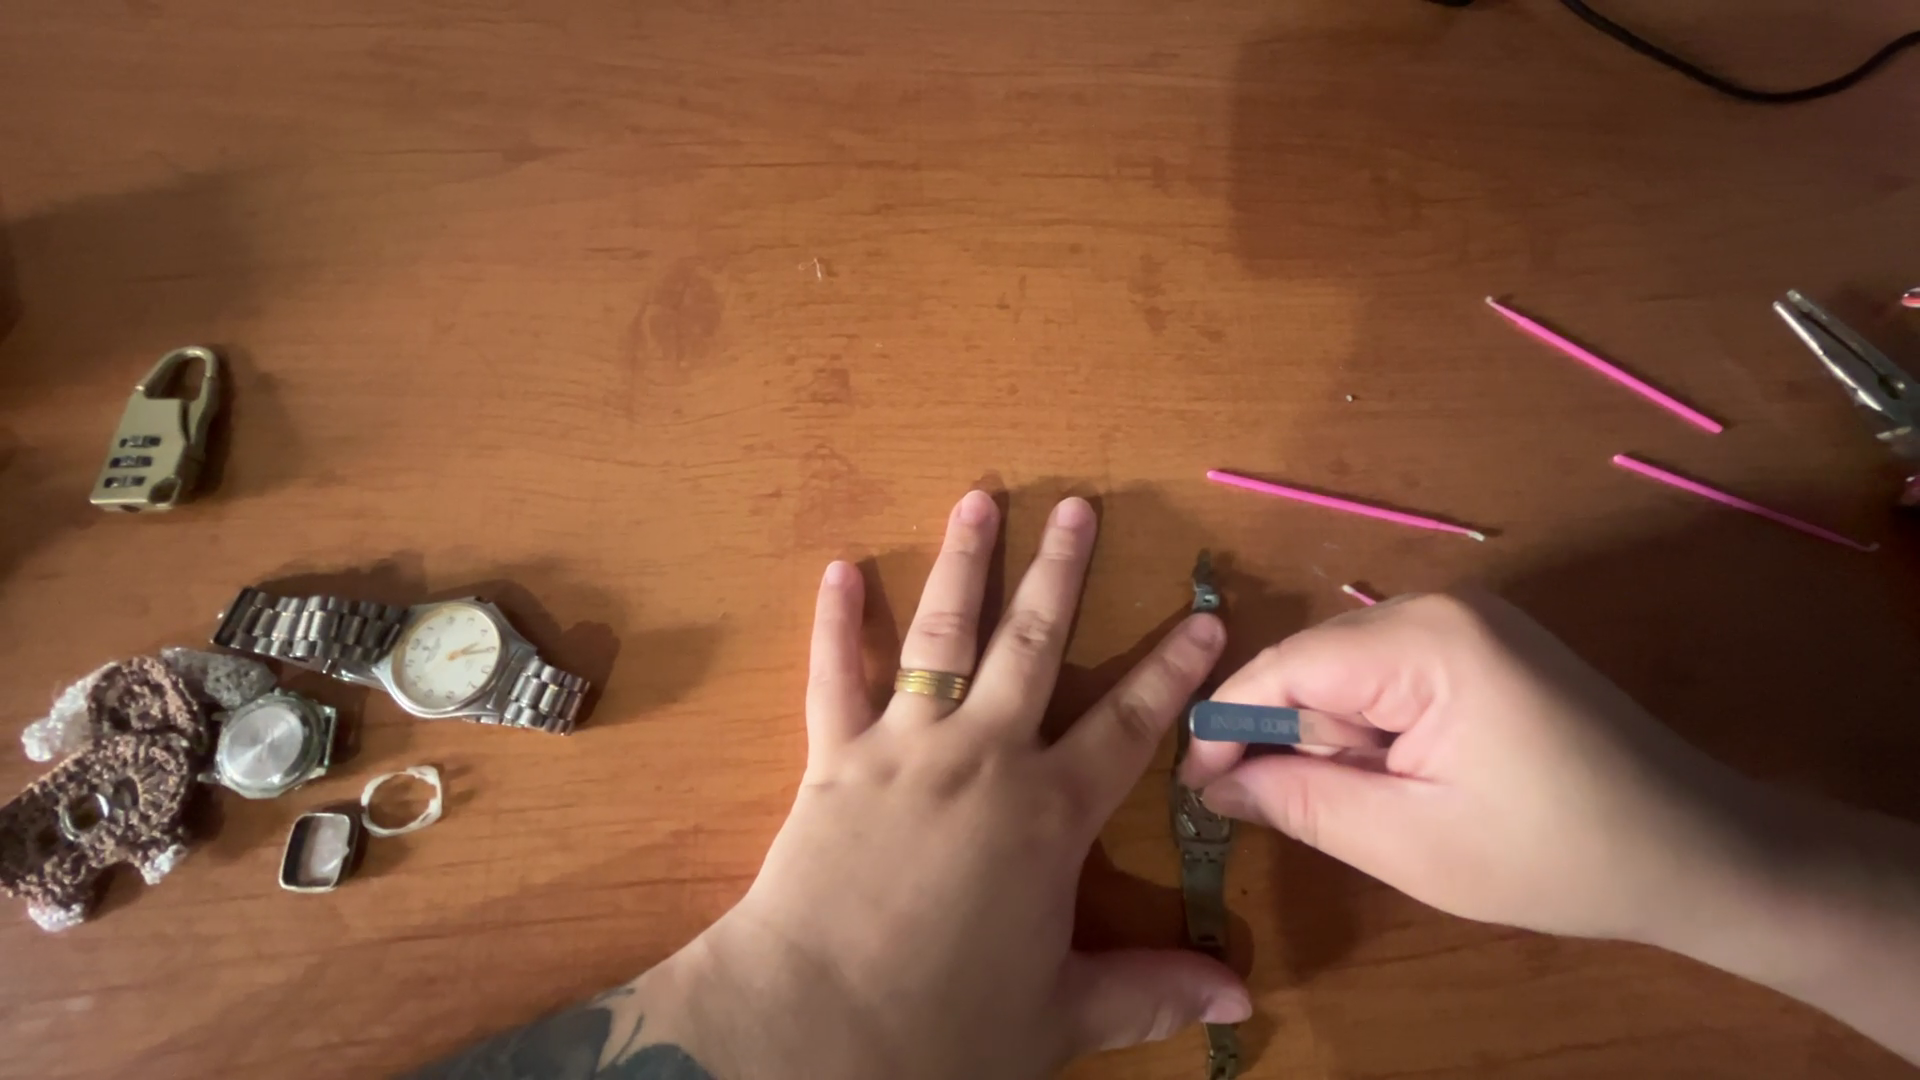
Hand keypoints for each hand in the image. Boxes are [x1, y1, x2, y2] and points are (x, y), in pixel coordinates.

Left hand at [664, 492, 1247, 1079]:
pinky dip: (835, 622)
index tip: (1204, 616)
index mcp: (1047, 812)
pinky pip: (833, 675)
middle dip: (1059, 571)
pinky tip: (839, 568)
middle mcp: (983, 755)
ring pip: (940, 636)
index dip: (1171, 671)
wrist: (814, 1034)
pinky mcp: (835, 754)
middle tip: (1076, 506)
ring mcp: (905, 745)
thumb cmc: (946, 1028)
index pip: (1129, 725)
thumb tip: (1242, 1003)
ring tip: (976, 500)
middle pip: (1032, 644)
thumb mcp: (1060, 1016)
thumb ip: (1150, 993)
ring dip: (961, 565)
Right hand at [1182, 592, 1777, 949]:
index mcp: (1424, 641)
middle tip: (1305, 807)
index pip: (1285, 667)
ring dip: (1334, 737)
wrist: (1710, 855)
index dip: (1229, 723)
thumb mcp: (1409, 844)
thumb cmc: (1560, 858)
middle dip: (1292, 737)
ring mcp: (1454, 615)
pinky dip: (1366, 725)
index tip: (1196, 783)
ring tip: (1387, 796)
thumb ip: (1297, 801)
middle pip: (1309, 665)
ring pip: (1336, 671)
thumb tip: (1210, 784)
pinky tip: (1407, 769)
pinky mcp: (1466, 636)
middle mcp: (1432, 605)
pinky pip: (1373, 671)